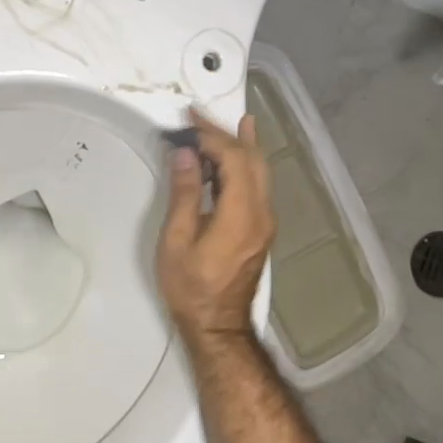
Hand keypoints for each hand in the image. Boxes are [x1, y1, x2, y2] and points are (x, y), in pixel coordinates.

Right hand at [157, 109, 274, 342]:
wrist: (217, 326)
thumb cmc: (191, 287)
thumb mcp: (177, 240)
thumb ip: (185, 193)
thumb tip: (187, 153)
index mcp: (240, 214)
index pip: (233, 158)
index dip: (212, 135)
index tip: (188, 120)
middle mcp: (261, 212)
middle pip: (252, 160)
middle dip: (227, 134)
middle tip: (200, 116)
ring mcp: (265, 221)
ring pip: (260, 171)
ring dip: (241, 145)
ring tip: (229, 123)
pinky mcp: (261, 229)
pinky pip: (258, 186)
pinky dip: (245, 164)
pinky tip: (235, 157)